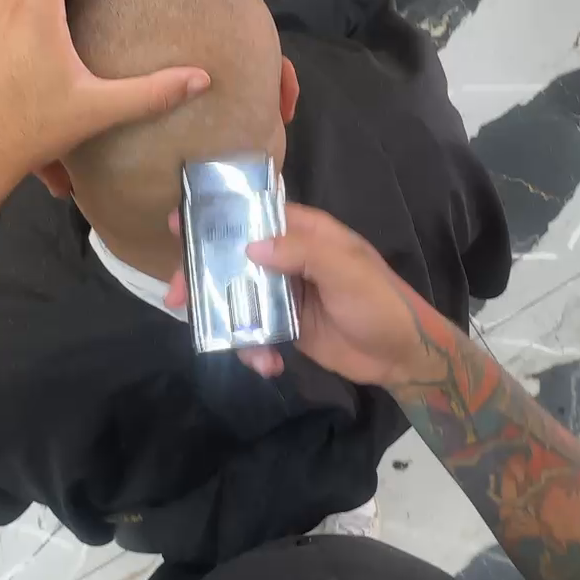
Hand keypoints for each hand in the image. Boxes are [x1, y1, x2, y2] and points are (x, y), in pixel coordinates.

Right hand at [165, 204, 454, 388]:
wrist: (403, 356)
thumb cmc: (380, 302)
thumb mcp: (346, 271)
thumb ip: (302, 253)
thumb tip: (251, 247)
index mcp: (306, 234)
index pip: (256, 214)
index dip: (218, 216)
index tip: (178, 223)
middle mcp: (290, 259)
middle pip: (235, 258)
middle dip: (204, 277)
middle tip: (176, 297)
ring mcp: (285, 294)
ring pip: (239, 298)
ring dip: (228, 322)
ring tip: (237, 349)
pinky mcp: (286, 327)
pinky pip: (254, 332)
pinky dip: (253, 349)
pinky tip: (268, 364)